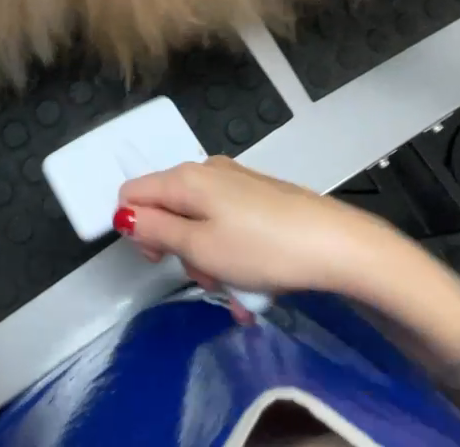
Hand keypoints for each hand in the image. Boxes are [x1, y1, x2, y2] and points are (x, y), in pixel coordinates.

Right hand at [117, 156, 403, 298]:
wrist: (337, 245)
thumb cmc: (262, 249)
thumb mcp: (200, 248)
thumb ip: (156, 231)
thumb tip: (122, 214)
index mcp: (186, 179)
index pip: (132, 193)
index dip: (136, 228)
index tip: (162, 259)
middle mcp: (207, 170)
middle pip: (168, 209)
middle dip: (179, 249)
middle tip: (207, 279)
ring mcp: (236, 181)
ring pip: (200, 221)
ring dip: (209, 258)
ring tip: (238, 289)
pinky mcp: (259, 195)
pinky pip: (227, 223)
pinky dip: (232, 251)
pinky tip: (254, 279)